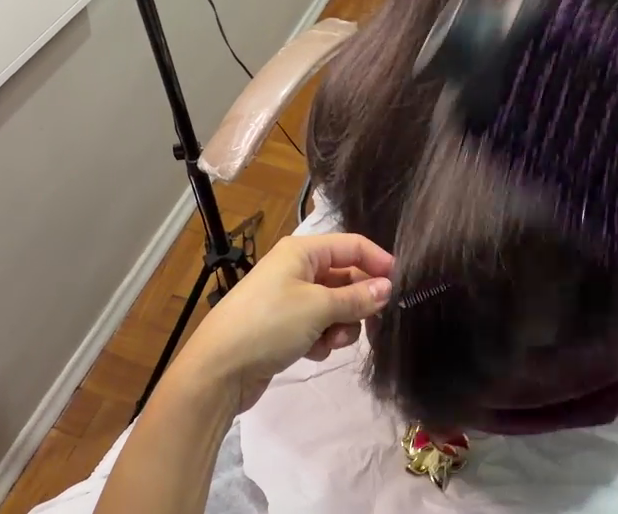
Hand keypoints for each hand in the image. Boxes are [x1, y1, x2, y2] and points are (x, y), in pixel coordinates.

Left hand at [181, 233, 394, 413]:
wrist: (216, 371)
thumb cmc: (269, 325)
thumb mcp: (318, 308)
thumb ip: (357, 298)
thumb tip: (387, 288)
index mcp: (302, 251)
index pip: (352, 245)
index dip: (378, 262)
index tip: (401, 285)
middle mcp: (296, 269)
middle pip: (344, 276)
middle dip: (358, 300)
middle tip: (372, 324)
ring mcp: (289, 298)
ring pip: (334, 304)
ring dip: (341, 324)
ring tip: (332, 341)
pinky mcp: (283, 327)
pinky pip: (318, 324)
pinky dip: (323, 337)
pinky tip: (314, 352)